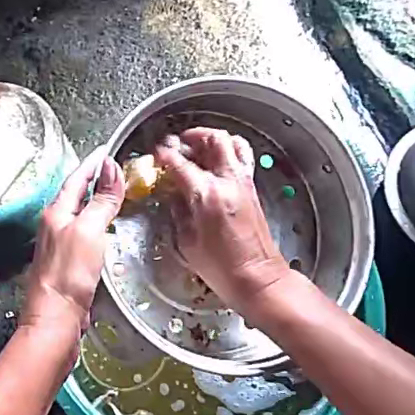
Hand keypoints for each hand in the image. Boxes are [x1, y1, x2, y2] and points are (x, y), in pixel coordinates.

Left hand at [20, 148, 124, 334]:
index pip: (76, 179)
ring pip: (79, 215)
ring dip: (95, 202)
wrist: (54, 320)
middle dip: (94, 180)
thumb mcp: (89, 231)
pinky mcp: (67, 265)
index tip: (107, 151)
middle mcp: (54, 226)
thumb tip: (111, 168)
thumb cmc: (68, 275)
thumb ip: (101, 201)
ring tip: (113, 194)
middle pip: (75, 195)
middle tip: (114, 169)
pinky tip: (106, 232)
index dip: (93, 164)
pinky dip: (97, 226)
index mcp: (56, 213)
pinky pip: (84, 235)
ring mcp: (60, 246)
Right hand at [154, 128, 291, 312]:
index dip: (164, 155)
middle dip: (193, 136)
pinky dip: (226, 153)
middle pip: (213, 139)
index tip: (156, 155)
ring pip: (232, 144)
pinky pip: (240, 159)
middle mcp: (228, 183)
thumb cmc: (223, 268)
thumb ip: (178, 212)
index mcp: (206, 195)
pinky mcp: (252, 190)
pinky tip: (215, 164)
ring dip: (213, 140)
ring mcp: (243, 184)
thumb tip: (173, 196)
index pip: (180, 162)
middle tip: (179, 143)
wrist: (258, 279)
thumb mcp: (187, 242)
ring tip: (198, 147)